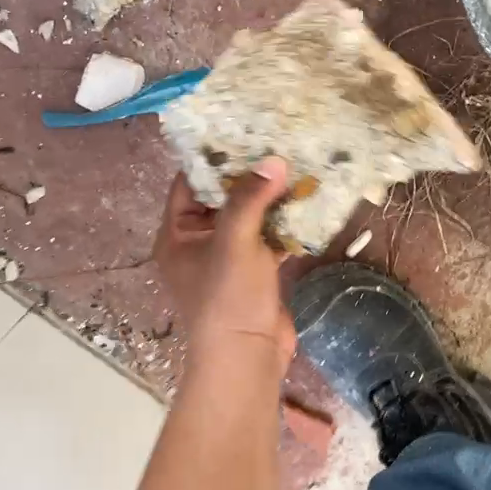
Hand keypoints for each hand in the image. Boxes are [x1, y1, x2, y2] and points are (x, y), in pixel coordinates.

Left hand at [152, 161, 295, 360]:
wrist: (247, 358)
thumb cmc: (227, 299)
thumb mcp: (234, 241)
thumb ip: (251, 199)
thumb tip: (274, 159)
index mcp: (178, 236)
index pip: (191, 183)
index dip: (215, 158)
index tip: (246, 130)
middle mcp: (200, 243)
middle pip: (225, 196)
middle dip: (253, 174)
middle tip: (281, 143)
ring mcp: (229, 258)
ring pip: (252, 215)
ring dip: (274, 196)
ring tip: (302, 163)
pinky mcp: (256, 271)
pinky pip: (271, 235)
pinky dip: (288, 220)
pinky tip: (312, 200)